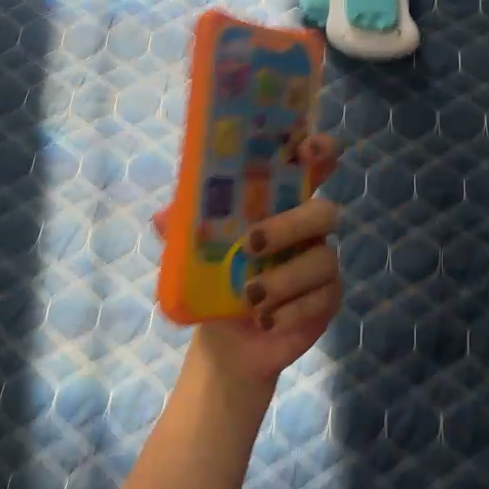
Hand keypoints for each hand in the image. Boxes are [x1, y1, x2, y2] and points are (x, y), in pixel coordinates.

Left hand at [153, 134, 343, 386]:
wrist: (227, 340)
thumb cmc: (216, 278)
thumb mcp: (193, 251)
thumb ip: (182, 230)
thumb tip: (162, 216)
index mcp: (280, 203)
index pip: (310, 166)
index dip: (318, 150)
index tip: (308, 149)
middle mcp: (307, 228)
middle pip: (323, 212)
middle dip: (290, 225)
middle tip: (251, 243)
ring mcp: (321, 262)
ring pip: (323, 260)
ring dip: (285, 278)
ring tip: (250, 297)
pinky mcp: (327, 300)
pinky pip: (321, 299)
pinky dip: (291, 311)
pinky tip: (265, 320)